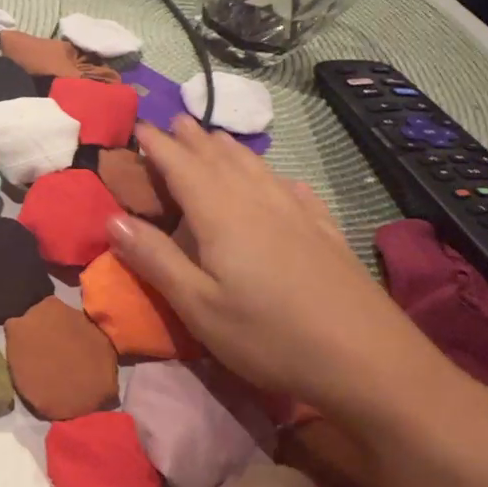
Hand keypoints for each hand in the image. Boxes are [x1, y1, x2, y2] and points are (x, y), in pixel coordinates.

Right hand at [105, 115, 454, 419]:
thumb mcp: (199, 307)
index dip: (159, 147)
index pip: (182, 169)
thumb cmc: (271, 338)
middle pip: (221, 161)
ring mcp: (299, 219)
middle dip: (194, 140)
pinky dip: (279, 178)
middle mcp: (259, 206)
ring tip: (216, 136)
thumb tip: (112, 218)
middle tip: (175, 121)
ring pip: (258, 170)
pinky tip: (283, 181)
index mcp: (222, 218)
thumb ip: (156, 259)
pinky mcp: (328, 237)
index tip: (138, 128)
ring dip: (232, 150)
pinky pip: (296, 193)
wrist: (374, 365)